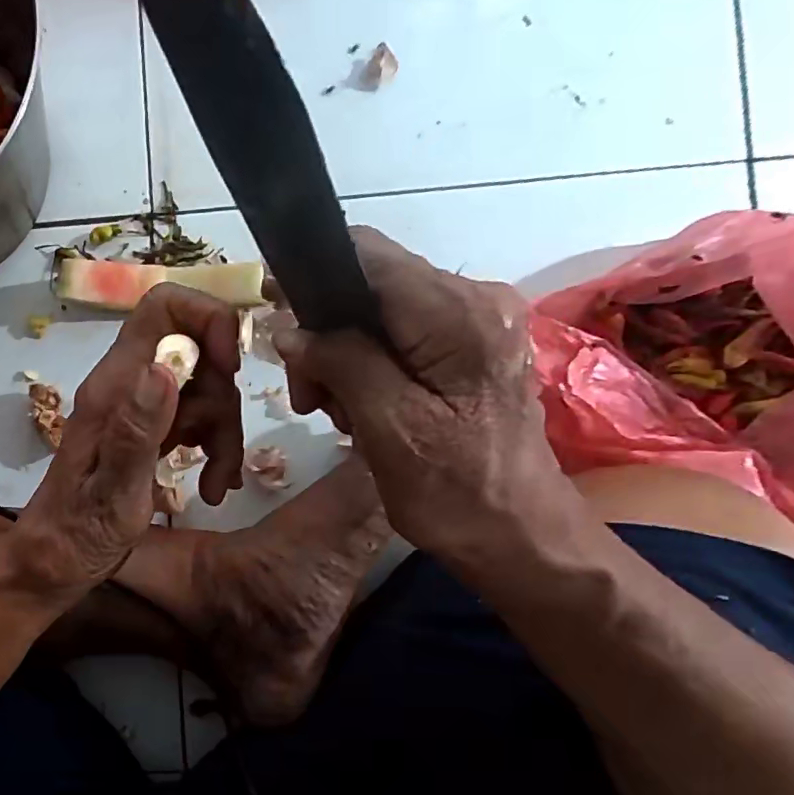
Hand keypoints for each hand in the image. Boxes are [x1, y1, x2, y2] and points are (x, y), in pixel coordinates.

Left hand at [9, 283, 243, 597]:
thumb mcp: (114, 492)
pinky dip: (212, 446)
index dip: (206, 319)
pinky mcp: (146, 431)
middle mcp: (125, 385)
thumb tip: (164, 366)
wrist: (52, 563)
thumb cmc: (78, 535)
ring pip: (202, 389)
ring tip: (215, 485)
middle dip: (223, 396)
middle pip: (195, 351)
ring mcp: (137, 408)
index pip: (161, 307)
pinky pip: (194, 418)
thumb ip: (137, 430)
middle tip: (219, 453)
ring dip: (222, 433)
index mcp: (113, 387)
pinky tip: (212, 485)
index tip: (230, 367)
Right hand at [274, 226, 568, 558]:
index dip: (310, 273)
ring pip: (376, 312)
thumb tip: (290, 330)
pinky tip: (359, 407)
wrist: (522, 539)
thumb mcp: (389, 427)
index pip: (367, 255)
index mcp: (458, 314)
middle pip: (369, 284)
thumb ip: (341, 363)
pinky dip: (365, 364)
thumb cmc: (456, 491)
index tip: (270, 310)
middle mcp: (474, 301)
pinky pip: (397, 335)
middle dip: (323, 331)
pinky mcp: (469, 347)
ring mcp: (475, 323)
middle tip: (306, 394)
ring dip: (340, 355)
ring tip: (333, 410)